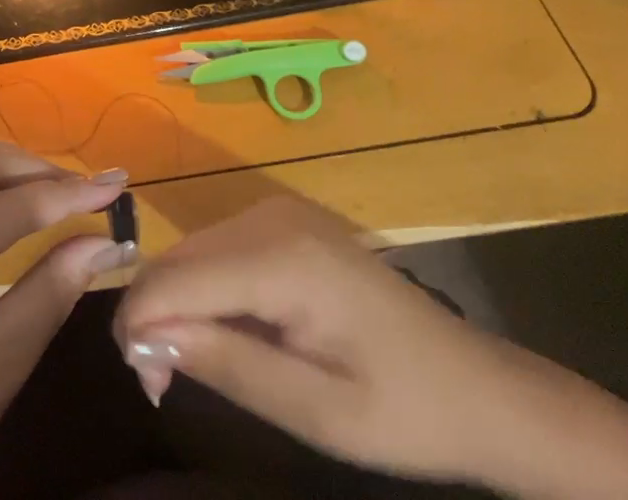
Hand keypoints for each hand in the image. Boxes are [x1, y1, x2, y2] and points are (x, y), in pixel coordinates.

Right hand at [112, 196, 549, 483]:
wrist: (488, 392)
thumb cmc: (410, 412)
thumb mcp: (316, 411)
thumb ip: (225, 364)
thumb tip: (140, 338)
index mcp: (284, 259)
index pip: (172, 281)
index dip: (139, 328)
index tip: (148, 385)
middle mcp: (270, 219)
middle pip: (173, 263)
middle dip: (152, 319)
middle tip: (162, 384)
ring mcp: (276, 214)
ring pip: (185, 256)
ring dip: (171, 307)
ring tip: (186, 365)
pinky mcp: (280, 223)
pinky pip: (212, 253)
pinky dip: (199, 293)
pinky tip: (219, 332)